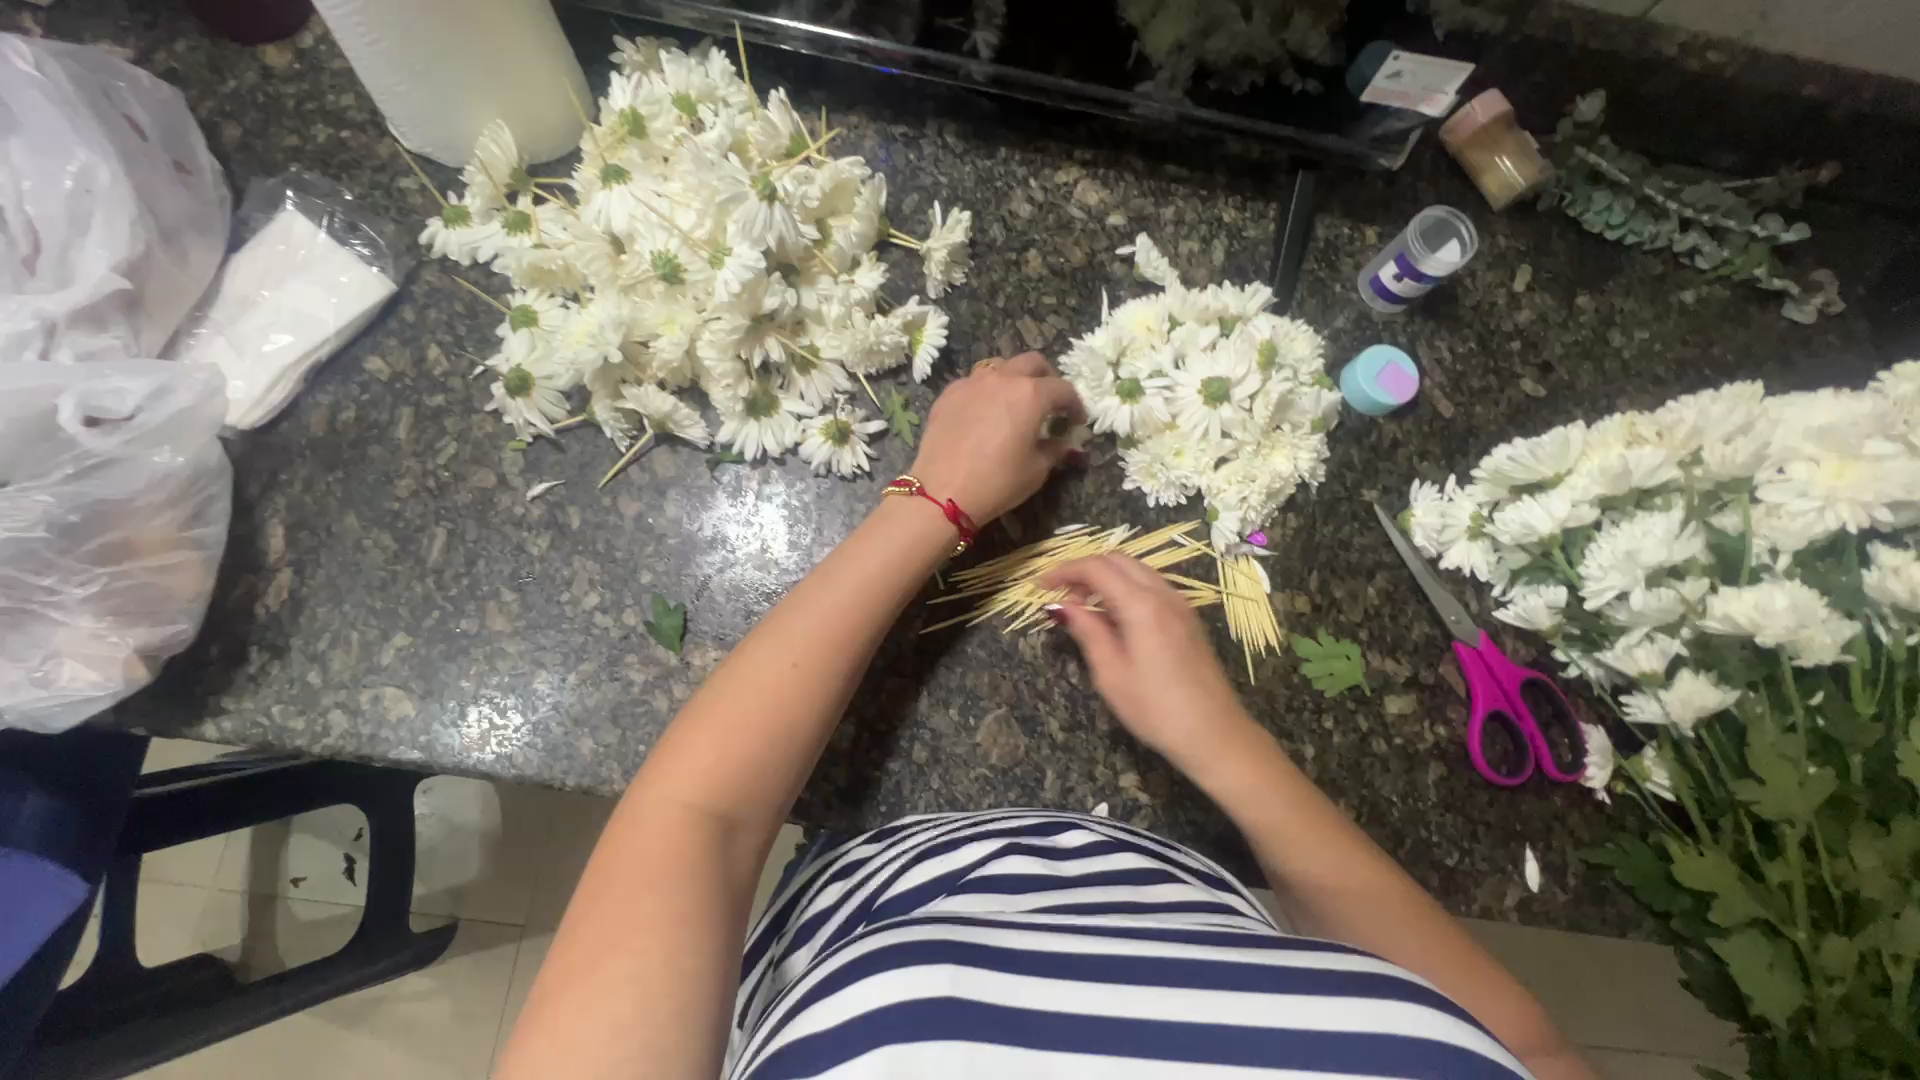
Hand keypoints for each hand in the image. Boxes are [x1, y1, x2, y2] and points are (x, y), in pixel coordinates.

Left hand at [908, 352, 1083, 525]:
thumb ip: (1056, 448)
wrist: (943, 491)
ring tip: (1015, 402)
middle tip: (1050, 402)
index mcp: (1031, 394)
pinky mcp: (949, 394)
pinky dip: (987, 391)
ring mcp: (972, 383)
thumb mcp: (1037, 470)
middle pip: (1033, 363)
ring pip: (1001, 367)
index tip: (1076, 421)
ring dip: (1015, 379)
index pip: (1063, 389)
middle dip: (1047, 378)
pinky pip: (974, 382)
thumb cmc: (998, 482)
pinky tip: (984, 412)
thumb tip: (1064, 440)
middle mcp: (1003, 378)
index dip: (1075, 405)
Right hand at [1043, 554, 1261, 768]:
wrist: (1215, 734)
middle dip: (1084, 571)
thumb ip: (1087, 631)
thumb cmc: (1156, 710)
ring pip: (1136, 570)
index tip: (1041, 587)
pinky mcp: (1188, 618)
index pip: (1096, 568)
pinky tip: (1114, 619)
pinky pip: (1151, 587)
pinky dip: (1126, 589)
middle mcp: (1164, 595)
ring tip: (1084, 610)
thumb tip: (1062, 606)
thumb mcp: (1111, 674)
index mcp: (1142, 605)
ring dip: (1106, 579)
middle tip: (1062, 599)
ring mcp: (1181, 605)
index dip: (1064, 570)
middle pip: (1117, 560)